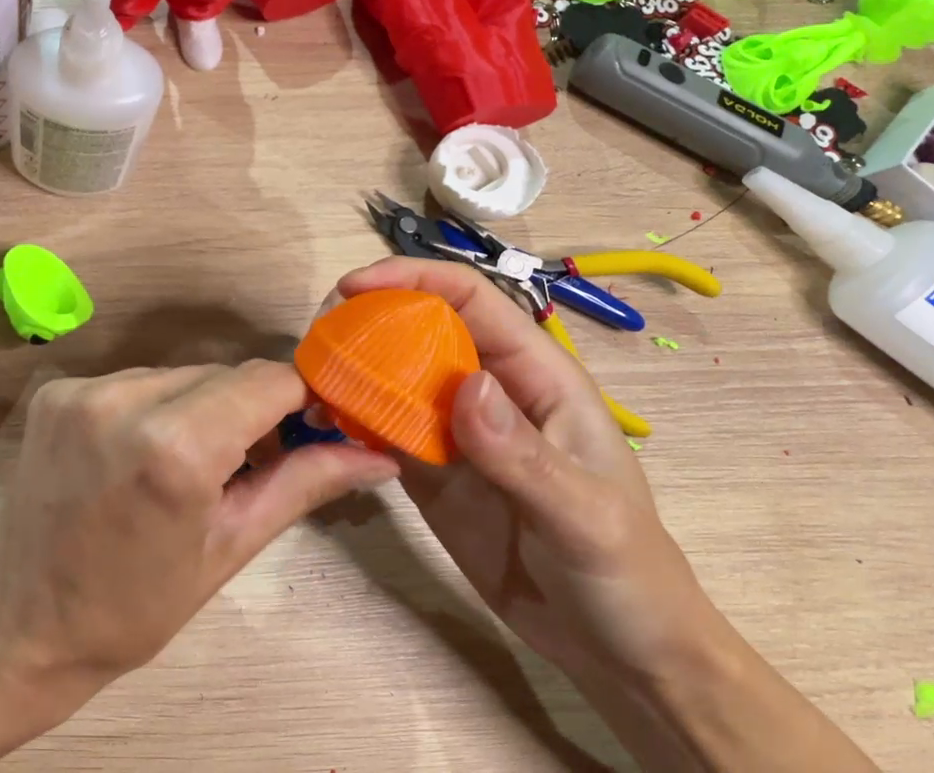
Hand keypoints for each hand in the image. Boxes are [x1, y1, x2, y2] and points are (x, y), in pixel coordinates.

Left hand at [0, 362, 399, 691]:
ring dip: (197, 406)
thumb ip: (303, 484)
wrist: (25, 621)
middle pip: (221, 374)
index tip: (313, 427)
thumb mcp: (230, 549)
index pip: (268, 380)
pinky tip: (141, 454)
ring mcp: (81, 391)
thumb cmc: (135, 606)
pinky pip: (129, 381)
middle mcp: (123, 400)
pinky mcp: (53, 391)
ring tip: (191, 465)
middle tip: (252, 461)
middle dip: (248, 409)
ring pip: (175, 374)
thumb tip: (379, 455)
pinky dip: (150, 406)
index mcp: (176, 446)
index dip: (300, 400)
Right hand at [330, 258, 716, 684]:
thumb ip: (523, 454)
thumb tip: (464, 385)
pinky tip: (321, 422)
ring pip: (394, 378)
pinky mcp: (429, 474)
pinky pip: (383, 432)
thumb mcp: (585, 517)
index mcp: (538, 381)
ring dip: (351, 368)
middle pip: (421, 331)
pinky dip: (350, 420)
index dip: (414, 281)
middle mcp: (490, 395)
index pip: (474, 303)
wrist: (620, 653)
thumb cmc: (627, 575)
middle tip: (317, 335)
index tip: (353, 287)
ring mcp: (455, 434)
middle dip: (368, 319)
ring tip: (306, 374)